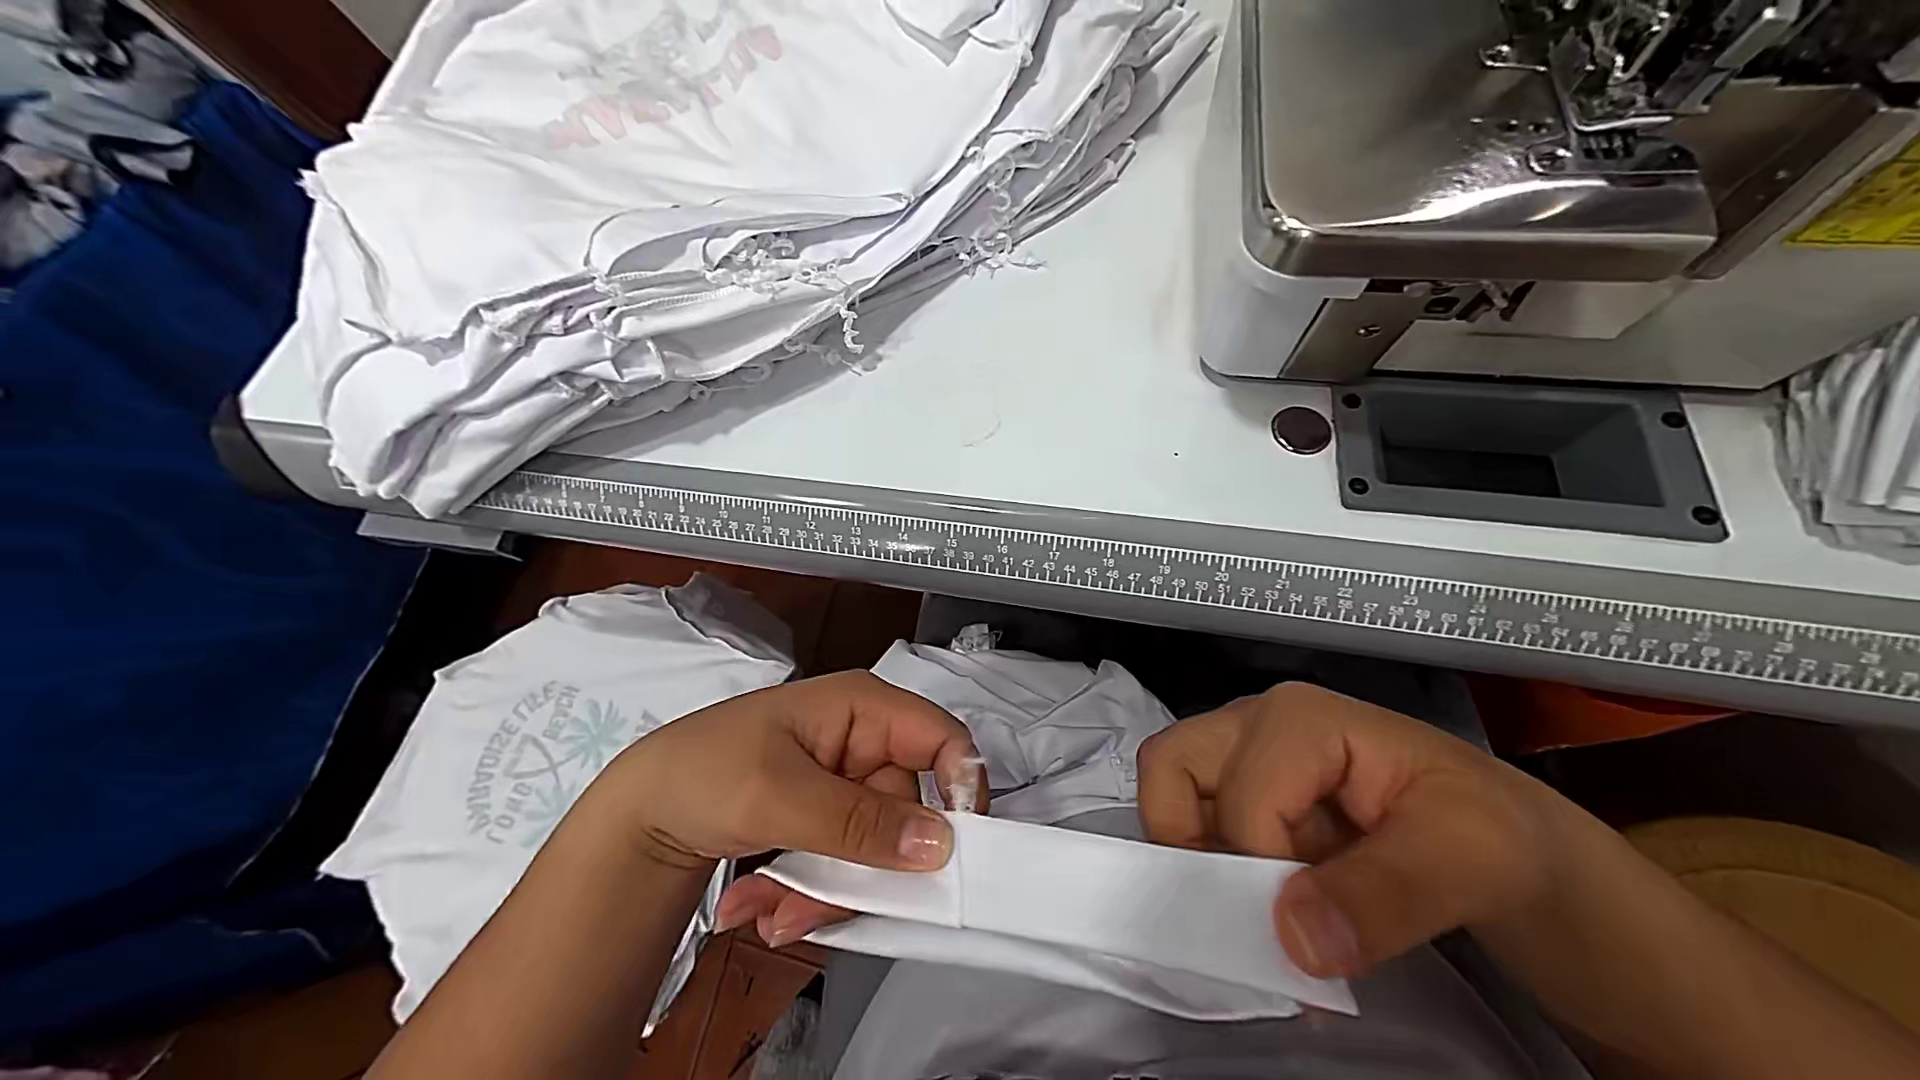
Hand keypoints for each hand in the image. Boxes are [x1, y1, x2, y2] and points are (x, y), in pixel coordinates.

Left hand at [593, 671, 984, 946]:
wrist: (644, 811)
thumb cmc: (700, 770)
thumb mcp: (779, 795)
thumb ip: (860, 821)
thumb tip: (937, 842)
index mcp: (862, 707)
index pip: (942, 738)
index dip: (960, 788)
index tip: (953, 853)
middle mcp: (864, 741)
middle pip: (910, 812)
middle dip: (869, 870)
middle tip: (817, 904)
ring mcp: (849, 782)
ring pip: (880, 849)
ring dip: (831, 890)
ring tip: (773, 909)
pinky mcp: (833, 817)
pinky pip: (852, 862)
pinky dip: (815, 891)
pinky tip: (768, 902)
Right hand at [1138, 683, 1578, 979]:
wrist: (1508, 850)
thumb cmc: (1495, 834)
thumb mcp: (1473, 861)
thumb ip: (1385, 897)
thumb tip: (1289, 939)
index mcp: (1300, 720)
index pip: (1240, 798)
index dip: (1261, 872)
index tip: (1304, 937)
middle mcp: (1255, 726)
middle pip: (1170, 765)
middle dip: (1187, 845)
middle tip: (1238, 908)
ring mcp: (1244, 760)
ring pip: (1170, 794)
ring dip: (1196, 860)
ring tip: (1254, 907)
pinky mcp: (1244, 795)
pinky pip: (1192, 825)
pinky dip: (1208, 870)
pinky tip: (1265, 900)